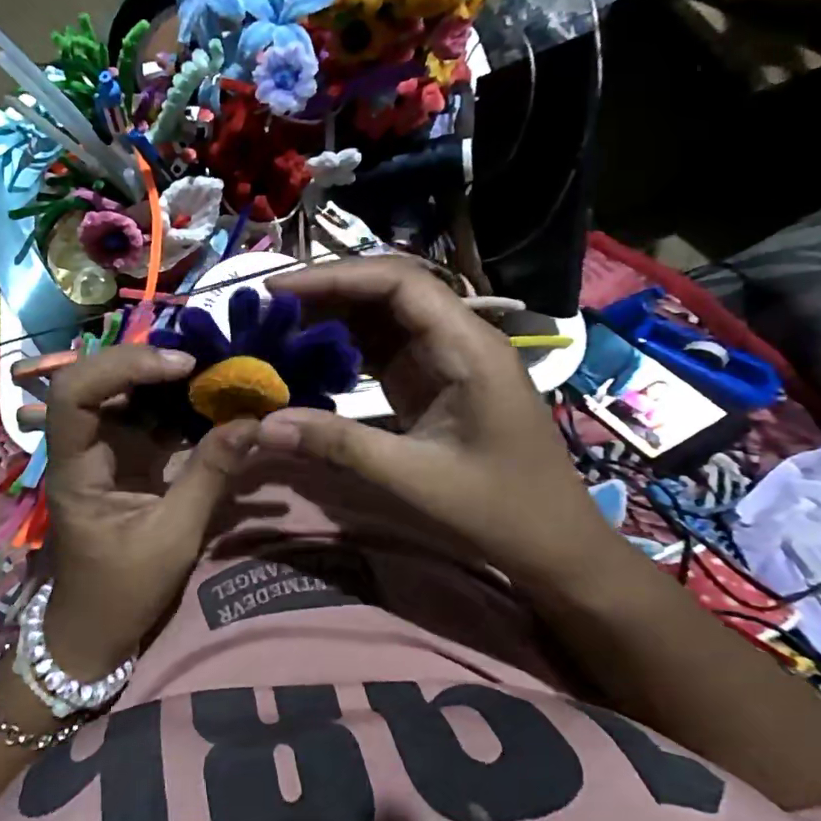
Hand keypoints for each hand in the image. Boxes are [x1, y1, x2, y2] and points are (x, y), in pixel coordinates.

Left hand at [27, 346, 256, 676]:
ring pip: (128, 395)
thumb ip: (209, 475)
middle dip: (149, 365)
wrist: (96, 631)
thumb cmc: (123, 591)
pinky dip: (179, 407)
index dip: (122, 365)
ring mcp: (105, 452)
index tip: (179, 366)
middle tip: (204, 364)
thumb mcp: (173, 536)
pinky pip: (150, 419)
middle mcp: (83, 448)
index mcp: (75, 467)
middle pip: (99, 381)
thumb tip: (251, 423)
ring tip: (216, 376)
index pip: (75, 392)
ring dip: (168, 382)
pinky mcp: (127, 461)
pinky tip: (212, 403)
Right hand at [257, 258, 610, 579]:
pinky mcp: (437, 381)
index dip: (336, 276)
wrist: (555, 544)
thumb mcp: (415, 479)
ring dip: (335, 317)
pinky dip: (348, 348)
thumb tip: (265, 426)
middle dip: (329, 292)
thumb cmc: (500, 510)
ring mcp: (448, 359)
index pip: (399, 282)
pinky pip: (387, 348)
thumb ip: (339, 445)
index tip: (279, 289)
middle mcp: (460, 339)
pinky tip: (311, 357)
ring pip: (385, 317)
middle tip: (269, 307)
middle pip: (389, 290)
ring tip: (279, 328)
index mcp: (468, 348)